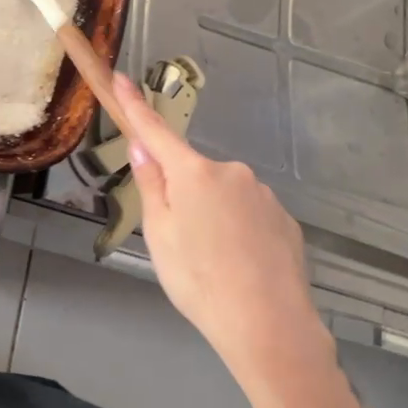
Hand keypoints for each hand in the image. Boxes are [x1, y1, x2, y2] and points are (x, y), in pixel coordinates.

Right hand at [112, 73, 370, 407]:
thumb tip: (143, 149)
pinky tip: (241, 268)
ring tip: (215, 265)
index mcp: (193, 172)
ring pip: (223, 196)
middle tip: (182, 243)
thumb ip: (151, 187)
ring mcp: (262, 195)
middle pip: (193, 172)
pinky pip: (249, 215)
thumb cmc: (200, 280)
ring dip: (214, 217)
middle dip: (183, 195)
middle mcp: (230, 172)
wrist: (271, 329)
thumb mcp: (159, 235)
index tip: (122, 77)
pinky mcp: (285, 220)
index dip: (135, 104)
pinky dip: (240, 232)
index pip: (155, 130)